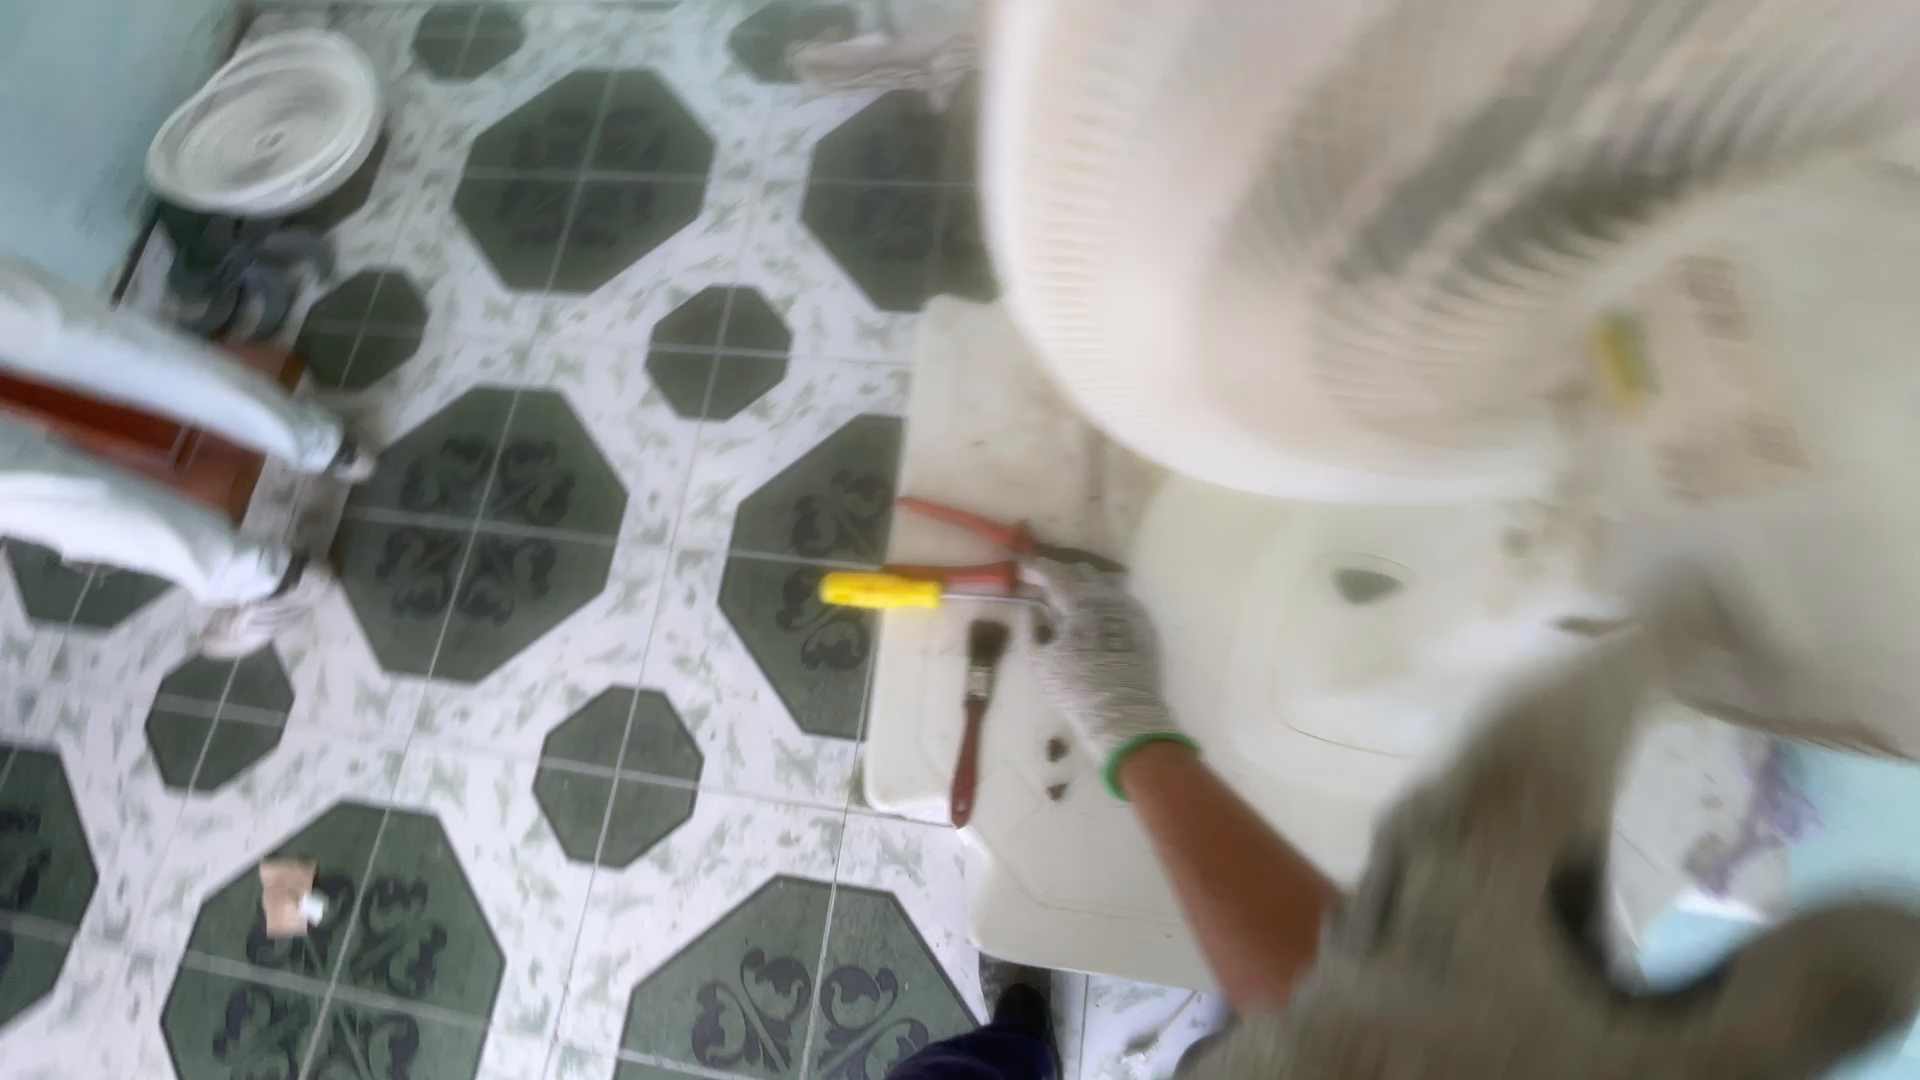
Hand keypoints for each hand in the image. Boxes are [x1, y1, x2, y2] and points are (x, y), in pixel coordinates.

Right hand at [1024, 556, 1197, 796]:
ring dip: (1082, 585)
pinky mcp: (1142, 624)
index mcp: (1078, 602)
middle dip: (1058, 574)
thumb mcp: (1041, 661)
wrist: (1123, 713)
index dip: (1035, 566)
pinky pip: (1117, 601)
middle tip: (1040, 583)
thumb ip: (1036, 629)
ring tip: (1067, 597)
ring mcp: (1128, 608)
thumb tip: (1037, 612)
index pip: (1053, 573)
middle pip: (1079, 572)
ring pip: (1102, 583)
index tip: (1021, 564)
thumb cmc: (1076, 688)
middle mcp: (1105, 597)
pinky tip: (1091, 614)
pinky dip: (1100, 601)